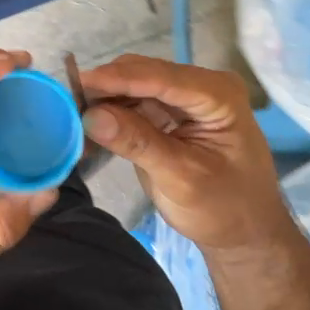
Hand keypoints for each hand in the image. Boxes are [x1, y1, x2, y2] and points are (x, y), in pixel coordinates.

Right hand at [79, 55, 298, 255]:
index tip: (77, 83)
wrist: (244, 235)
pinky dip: (111, 111)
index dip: (117, 79)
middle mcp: (202, 86)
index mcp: (218, 95)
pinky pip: (133, 101)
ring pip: (133, 84)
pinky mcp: (168, 112)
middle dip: (106, 86)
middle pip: (143, 74)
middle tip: (66, 102)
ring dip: (104, 99)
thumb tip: (91, 116)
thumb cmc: (225, 209)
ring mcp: (185, 98)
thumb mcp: (182, 179)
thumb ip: (138, 143)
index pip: (161, 77)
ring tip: (72, 114)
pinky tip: (89, 123)